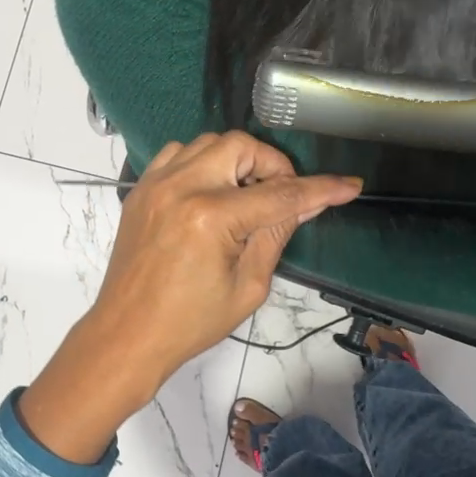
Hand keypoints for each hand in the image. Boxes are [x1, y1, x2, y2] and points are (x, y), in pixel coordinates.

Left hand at [18, 133, 361, 462]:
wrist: (127, 334)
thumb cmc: (190, 322)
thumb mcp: (248, 286)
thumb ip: (276, 234)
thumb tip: (306, 201)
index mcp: (210, 217)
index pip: (279, 193)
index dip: (320, 189)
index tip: (348, 184)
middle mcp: (181, 187)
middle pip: (240, 145)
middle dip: (271, 165)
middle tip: (281, 196)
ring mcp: (155, 184)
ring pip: (208, 142)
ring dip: (236, 161)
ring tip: (245, 196)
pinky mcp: (141, 189)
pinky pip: (178, 153)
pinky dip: (202, 163)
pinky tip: (211, 192)